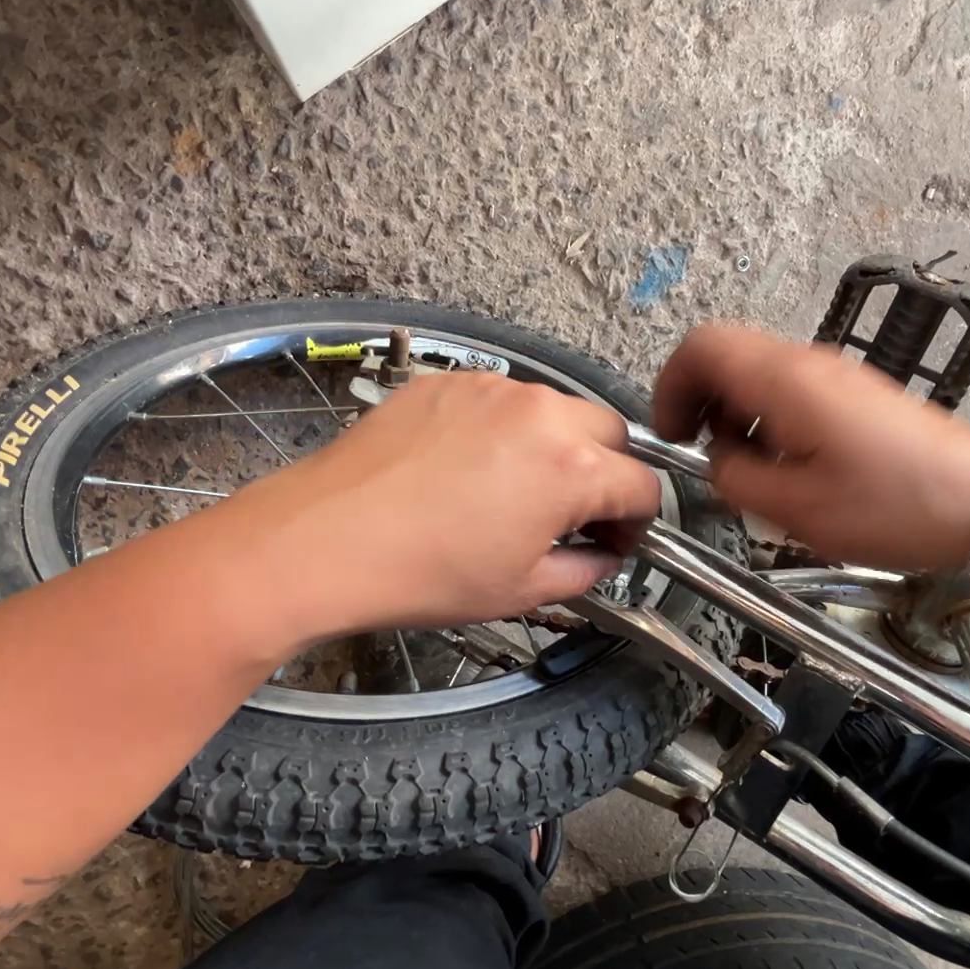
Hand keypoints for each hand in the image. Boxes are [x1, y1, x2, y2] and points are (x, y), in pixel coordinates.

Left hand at [215, 372, 661, 638]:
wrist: (325, 538)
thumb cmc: (428, 574)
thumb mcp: (522, 590)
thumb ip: (586, 569)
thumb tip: (602, 553)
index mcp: (573, 468)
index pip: (643, 486)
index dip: (637, 522)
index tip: (610, 542)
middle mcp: (543, 412)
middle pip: (609, 432)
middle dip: (604, 472)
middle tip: (567, 512)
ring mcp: (492, 387)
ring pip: (555, 408)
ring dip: (555, 445)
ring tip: (509, 487)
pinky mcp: (449, 378)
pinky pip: (500, 398)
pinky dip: (504, 427)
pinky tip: (465, 464)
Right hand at [653, 325, 969, 571]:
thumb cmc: (897, 507)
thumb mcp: (794, 508)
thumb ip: (732, 476)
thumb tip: (716, 459)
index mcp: (784, 381)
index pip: (701, 347)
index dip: (670, 386)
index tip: (669, 432)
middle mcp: (808, 363)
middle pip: (724, 354)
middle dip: (698, 400)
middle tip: (702, 451)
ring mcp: (833, 374)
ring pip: (754, 372)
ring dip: (732, 413)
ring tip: (746, 466)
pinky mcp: (851, 393)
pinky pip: (787, 389)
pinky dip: (765, 418)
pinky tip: (785, 464)